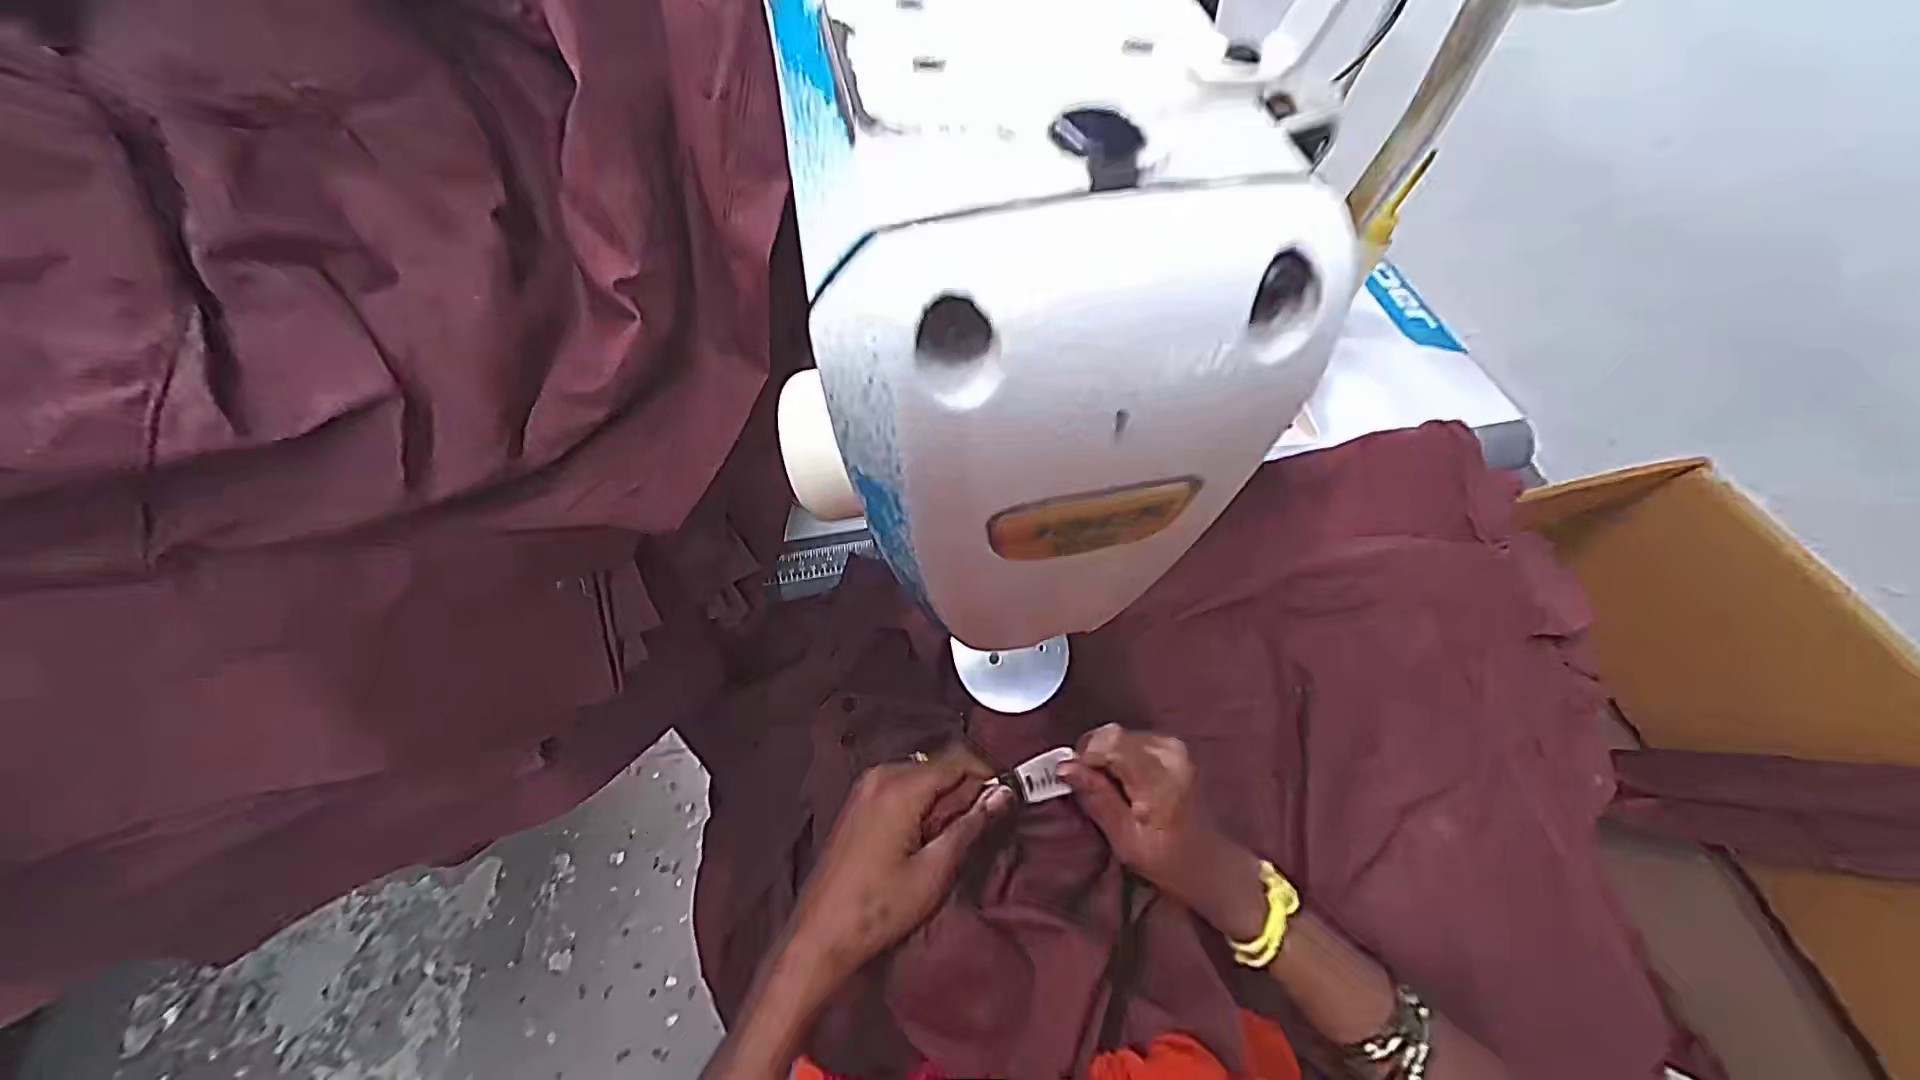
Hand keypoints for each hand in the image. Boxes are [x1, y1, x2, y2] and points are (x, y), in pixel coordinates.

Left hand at [789, 746, 1013, 977]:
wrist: (819, 936)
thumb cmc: (876, 910)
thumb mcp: (935, 870)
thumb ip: (971, 825)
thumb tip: (1001, 795)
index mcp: (898, 787)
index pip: (957, 758)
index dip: (987, 774)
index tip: (1006, 796)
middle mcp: (880, 776)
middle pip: (940, 766)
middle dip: (964, 793)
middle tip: (974, 832)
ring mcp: (866, 787)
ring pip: (924, 778)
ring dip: (943, 803)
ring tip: (944, 844)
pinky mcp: (861, 802)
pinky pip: (904, 789)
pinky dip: (921, 807)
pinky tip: (921, 842)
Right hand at [1059, 724, 1268, 940]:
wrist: (1213, 864)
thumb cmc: (1169, 860)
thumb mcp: (1126, 840)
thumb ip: (1096, 798)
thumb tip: (1065, 767)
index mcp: (1160, 777)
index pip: (1109, 742)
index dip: (1085, 756)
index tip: (1075, 779)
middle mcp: (1170, 752)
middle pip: (1112, 735)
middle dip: (1093, 756)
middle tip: (1089, 787)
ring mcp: (1175, 747)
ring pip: (1120, 735)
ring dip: (1106, 756)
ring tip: (1109, 788)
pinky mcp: (1175, 747)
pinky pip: (1133, 739)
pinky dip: (1121, 755)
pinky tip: (1125, 781)